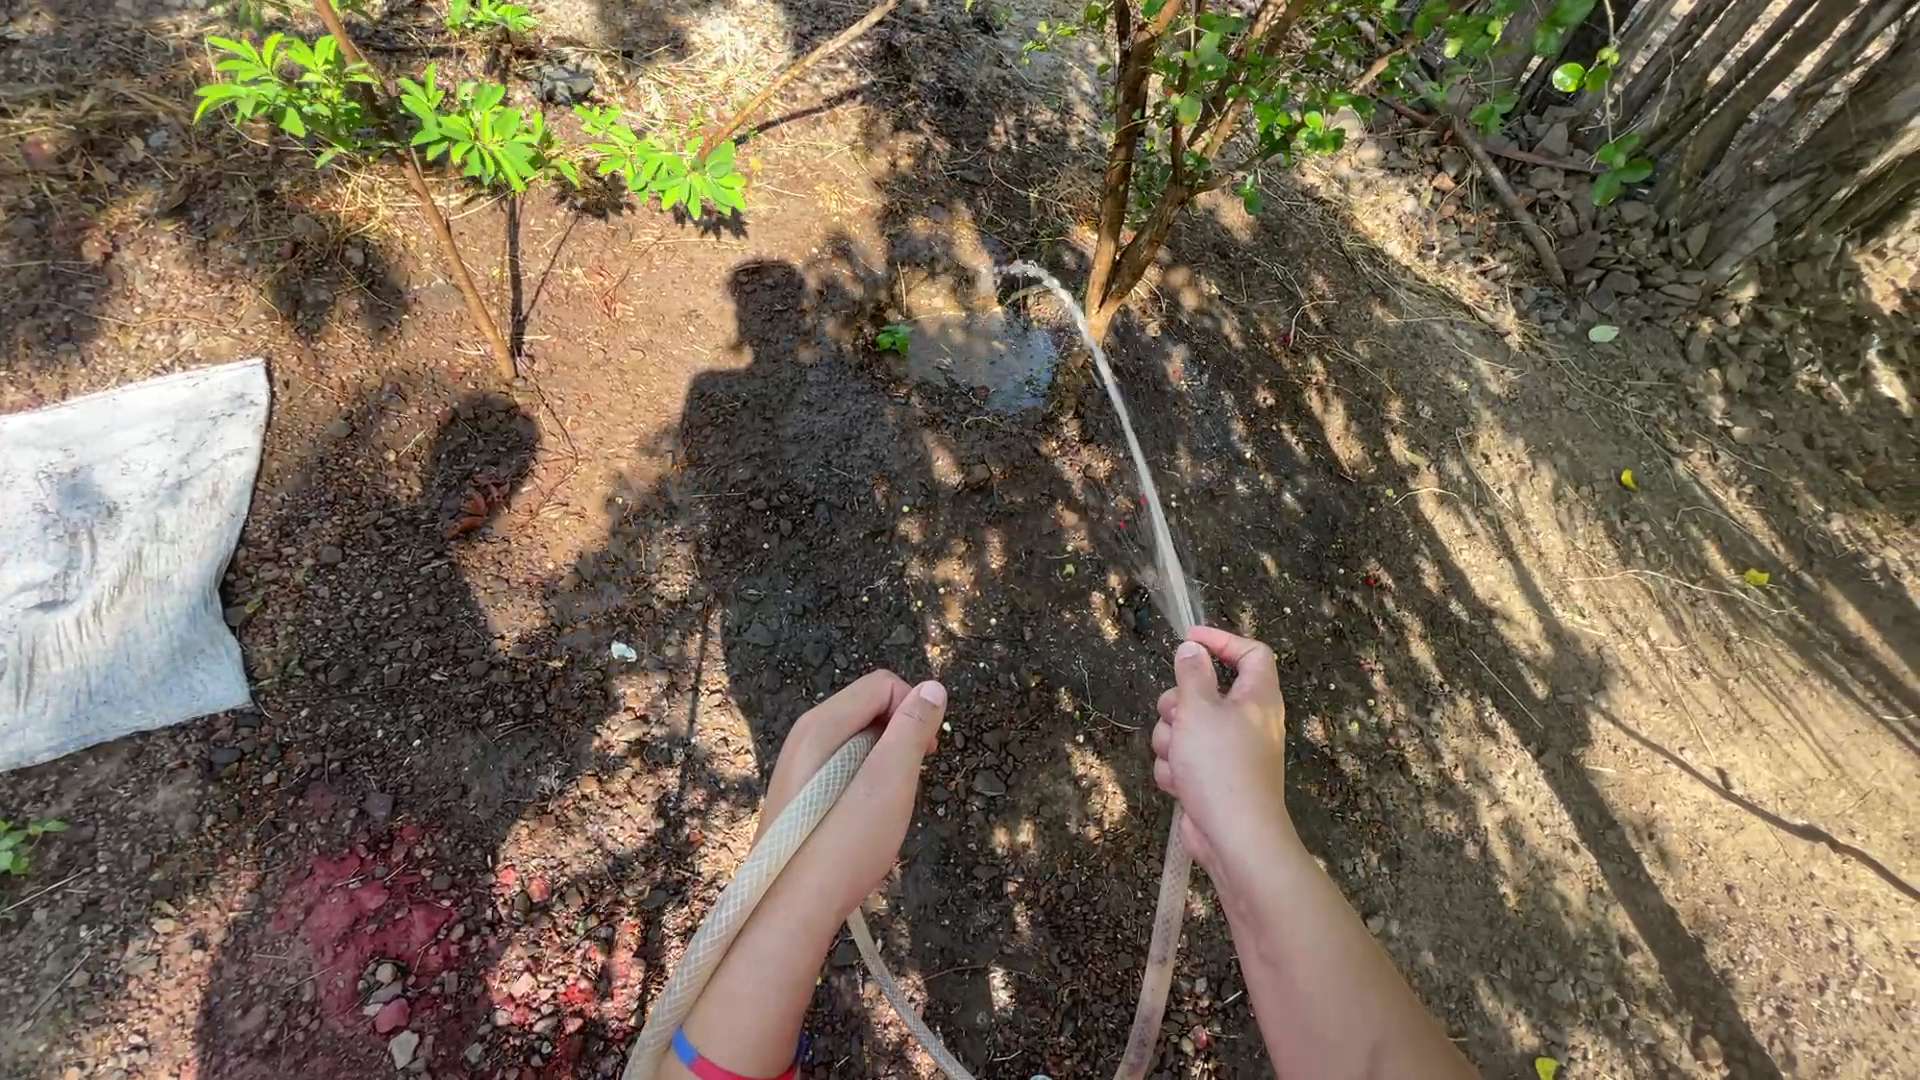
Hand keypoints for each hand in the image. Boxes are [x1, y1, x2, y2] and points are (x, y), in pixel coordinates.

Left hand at [756, 670, 946, 929]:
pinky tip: (866, 819)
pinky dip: (866, 781)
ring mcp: (799, 764)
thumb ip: (911, 728)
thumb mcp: (889, 781)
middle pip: (870, 708)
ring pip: (860, 739)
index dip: (914, 708)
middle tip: (908, 783)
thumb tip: (933, 686)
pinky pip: (845, 765)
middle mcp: (805, 734)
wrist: (789, 911)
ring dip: (886, 762)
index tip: (928, 752)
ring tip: (887, 806)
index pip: (882, 683)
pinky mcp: (800, 792)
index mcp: (822, 723)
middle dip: (900, 736)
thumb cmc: (844, 843)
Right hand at [1152, 626, 1289, 871]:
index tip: (1189, 639)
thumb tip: (1192, 648)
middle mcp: (1246, 720)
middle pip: (1204, 691)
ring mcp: (1229, 751)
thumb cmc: (1221, 765)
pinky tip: (1180, 783)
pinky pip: (1183, 757)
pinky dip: (1176, 768)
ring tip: (1179, 759)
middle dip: (1177, 704)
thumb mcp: (1200, 709)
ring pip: (1185, 726)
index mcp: (1257, 698)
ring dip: (1171, 740)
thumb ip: (1192, 674)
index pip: (1251, 653)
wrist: (1234, 836)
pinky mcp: (1211, 777)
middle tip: (1175, 715)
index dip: (1222, 640)